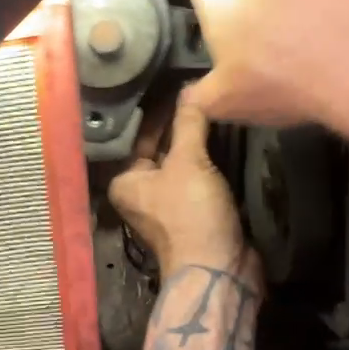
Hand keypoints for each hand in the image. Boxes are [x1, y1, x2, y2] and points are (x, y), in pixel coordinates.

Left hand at [110, 96, 248, 272]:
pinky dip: (210, 158)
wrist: (219, 269)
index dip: (157, 108)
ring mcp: (168, 202)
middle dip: (179, 122)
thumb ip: (188, 123)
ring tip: (212, 102)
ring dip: (197, 139)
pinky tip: (224, 133)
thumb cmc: (190, 214)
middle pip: (160, 146)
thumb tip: (190, 88)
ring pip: (182, 161)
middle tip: (197, 86)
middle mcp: (141, 191)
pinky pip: (200, 175)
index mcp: (124, 180)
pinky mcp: (195, 210)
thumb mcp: (188, 162)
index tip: (174, 80)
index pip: (138, 134)